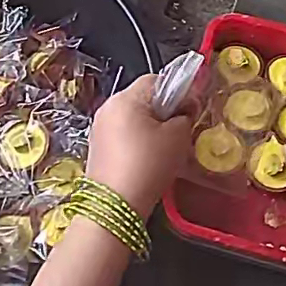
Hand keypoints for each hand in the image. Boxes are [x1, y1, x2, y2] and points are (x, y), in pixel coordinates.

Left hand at [84, 74, 192, 212]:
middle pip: (142, 97)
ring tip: (162, 149)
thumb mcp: (178, 137)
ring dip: (149, 126)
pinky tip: (146, 159)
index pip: (157, 79)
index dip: (177, 91)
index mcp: (126, 98)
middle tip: (178, 132)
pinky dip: (136, 140)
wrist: (115, 205)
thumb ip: (186, 114)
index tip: (189, 111)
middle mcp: (108, 106)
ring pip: (132, 116)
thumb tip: (185, 106)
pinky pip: (122, 132)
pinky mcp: (96, 145)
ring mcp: (99, 126)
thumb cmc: (148, 166)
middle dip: (163, 110)